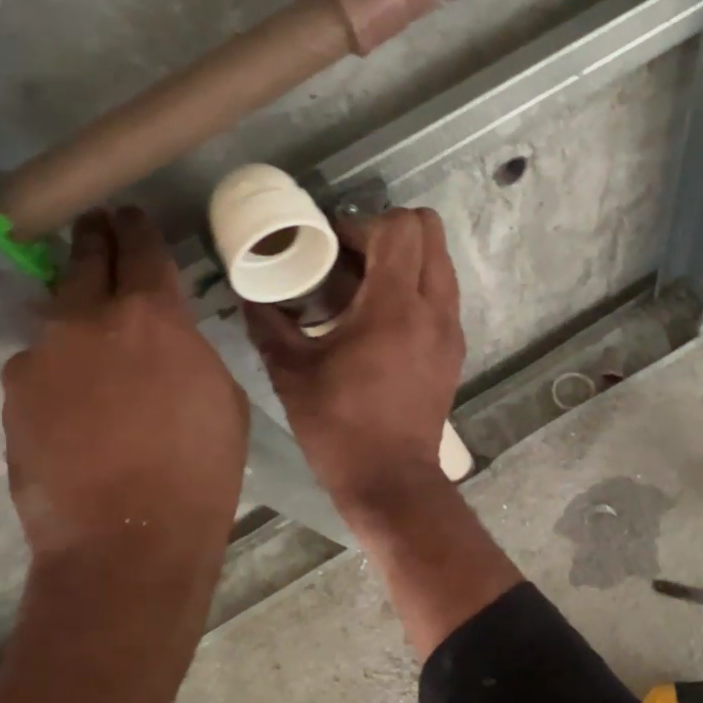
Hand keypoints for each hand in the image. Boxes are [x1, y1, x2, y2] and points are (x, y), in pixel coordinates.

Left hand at [2, 207, 247, 565]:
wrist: (127, 541)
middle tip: (98, 231)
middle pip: (84, 260)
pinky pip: (38, 366)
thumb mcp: (222, 398)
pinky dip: (56, 370)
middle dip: (94, 241)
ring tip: (91, 340)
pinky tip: (73, 402)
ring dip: (75, 317)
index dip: (136, 229)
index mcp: (152, 316)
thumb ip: (187, 351)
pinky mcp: (12, 395)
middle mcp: (87, 320)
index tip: (131, 217)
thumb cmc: (199, 473)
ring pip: (56, 317)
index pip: (139, 249)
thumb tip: (164, 340)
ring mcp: (40, 356)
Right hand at [245, 207, 462, 515]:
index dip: (359, 223)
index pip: (398, 227)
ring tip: (365, 284)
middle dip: (389, 229)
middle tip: (351, 254)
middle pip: (429, 230)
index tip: (329, 244)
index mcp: (394, 305)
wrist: (390, 479)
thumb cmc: (338, 426)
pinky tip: (382, 318)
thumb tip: (247, 292)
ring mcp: (450, 328)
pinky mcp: (454, 349)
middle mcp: (433, 307)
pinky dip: (417, 287)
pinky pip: (442, 294)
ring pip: (440, 261)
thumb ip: (267, 323)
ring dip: (405, 258)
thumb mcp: (291, 372)